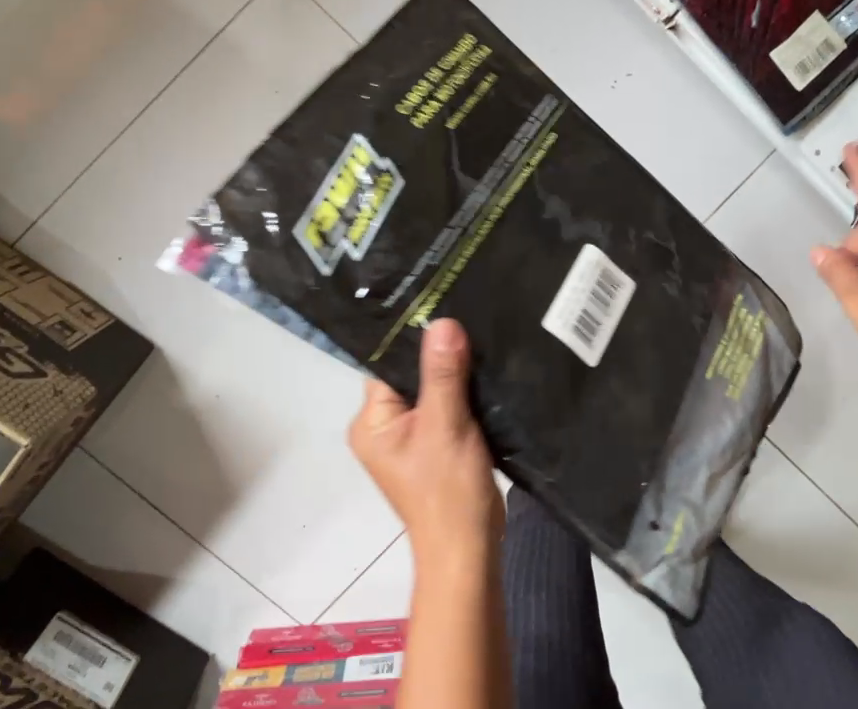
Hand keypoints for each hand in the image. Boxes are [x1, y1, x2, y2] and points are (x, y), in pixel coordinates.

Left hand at [349, 320, 502, 571]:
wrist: (470, 549)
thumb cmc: (448, 490)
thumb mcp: (445, 424)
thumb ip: (443, 374)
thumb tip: (442, 322)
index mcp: (371, 422)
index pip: (389, 364)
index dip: (416, 339)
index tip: (445, 308)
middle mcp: (384, 426)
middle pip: (412, 375)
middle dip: (441, 355)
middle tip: (470, 319)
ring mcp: (411, 438)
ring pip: (433, 390)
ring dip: (456, 375)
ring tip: (482, 341)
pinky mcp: (436, 445)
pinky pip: (448, 407)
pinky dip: (464, 395)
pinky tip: (486, 375)